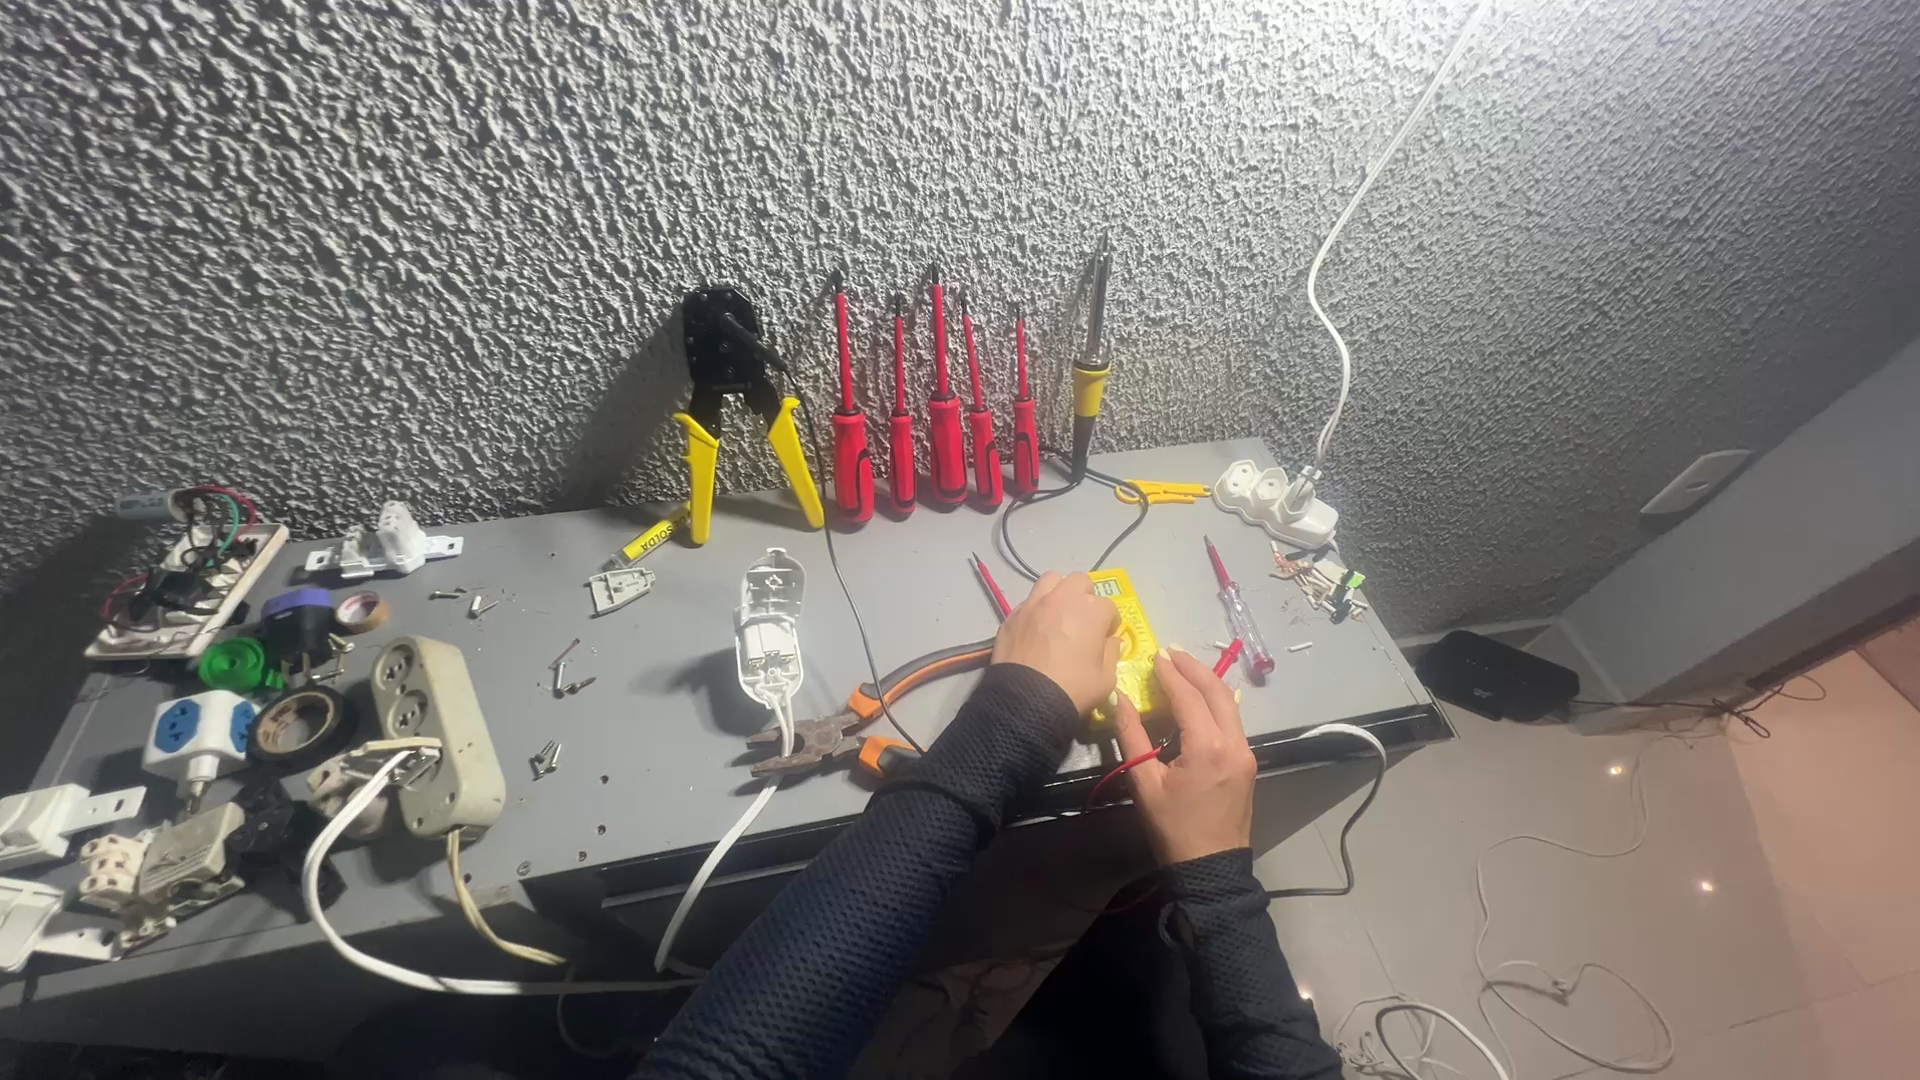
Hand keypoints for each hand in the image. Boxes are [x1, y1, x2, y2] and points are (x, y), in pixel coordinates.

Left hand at [991, 570, 1120, 714]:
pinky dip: (1036, 610)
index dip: (1109, 622)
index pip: (1108, 606)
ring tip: (1059, 614)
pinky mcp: (1013, 615)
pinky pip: (1028, 602)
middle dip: (1086, 596)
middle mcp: (1062, 598)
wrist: (1026, 699)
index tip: (1105, 636)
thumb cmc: (1073, 688)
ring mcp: (1034, 604)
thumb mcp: (1105, 678)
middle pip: (1080, 581)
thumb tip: (1111, 641)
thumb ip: (1112, 653)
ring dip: (1059, 592)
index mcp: (1091, 610)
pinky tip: (1036, 629)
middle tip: (1084, 618)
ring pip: (1050, 580)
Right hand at [1114, 646, 1255, 864]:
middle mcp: (1233, 744)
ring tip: (1183, 666)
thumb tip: (1121, 699)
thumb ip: (1131, 735)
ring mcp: (1245, 753)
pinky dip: (1215, 701)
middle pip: (1217, 692)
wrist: (1210, 868)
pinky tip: (1202, 694)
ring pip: (1229, 704)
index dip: (1171, 674)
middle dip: (1194, 668)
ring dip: (1206, 682)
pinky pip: (1232, 720)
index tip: (1155, 655)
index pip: (1189, 697)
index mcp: (1207, 747)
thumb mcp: (1143, 782)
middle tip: (1171, 651)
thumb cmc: (1172, 827)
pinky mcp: (1247, 762)